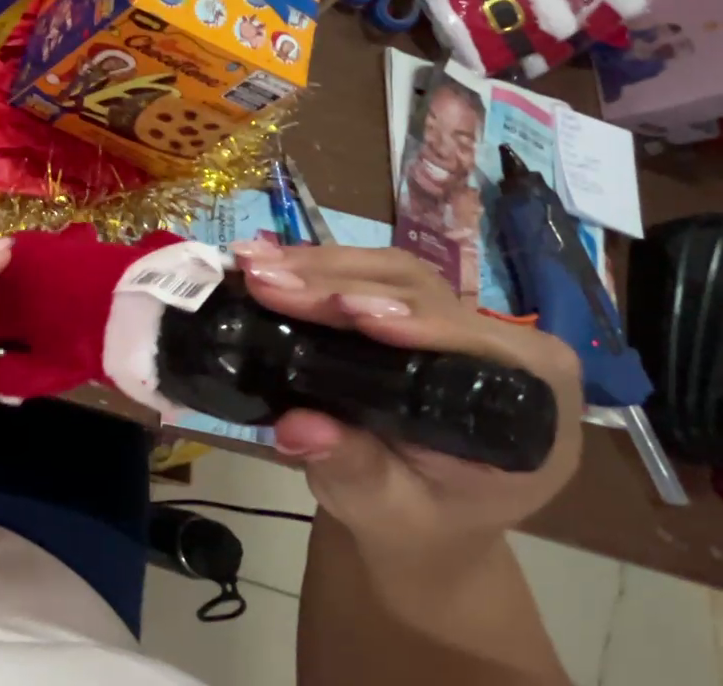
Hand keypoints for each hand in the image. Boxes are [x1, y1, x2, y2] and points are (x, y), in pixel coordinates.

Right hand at [233, 242, 583, 561]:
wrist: (416, 516)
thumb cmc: (413, 518)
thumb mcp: (382, 507)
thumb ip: (351, 467)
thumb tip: (299, 428)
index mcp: (527, 407)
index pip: (474, 345)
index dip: (414, 320)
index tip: (347, 312)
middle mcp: (504, 352)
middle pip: (422, 294)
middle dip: (338, 285)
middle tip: (265, 281)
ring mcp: (457, 324)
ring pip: (391, 273)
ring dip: (316, 266)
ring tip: (252, 264)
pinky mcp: (414, 311)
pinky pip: (368, 276)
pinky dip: (313, 267)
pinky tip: (263, 263)